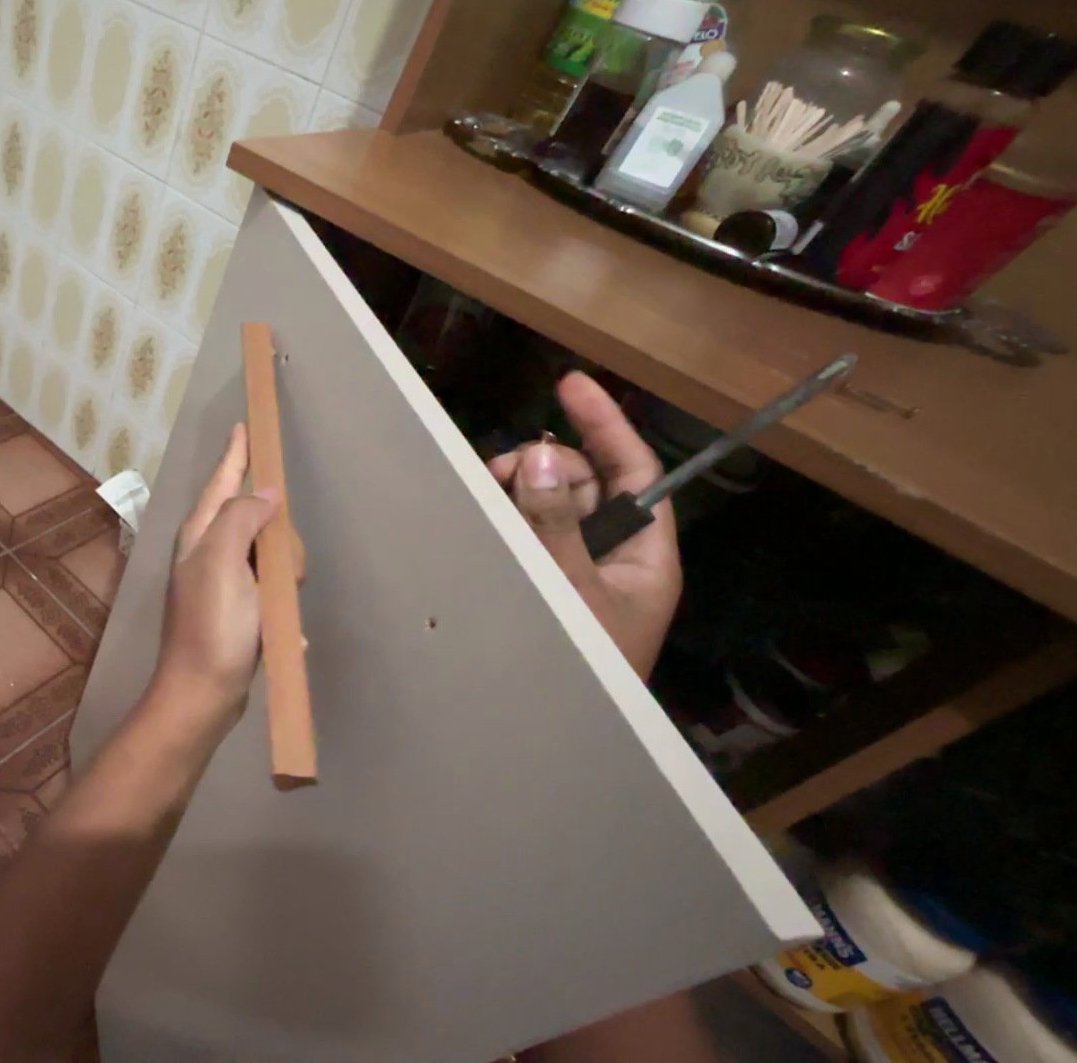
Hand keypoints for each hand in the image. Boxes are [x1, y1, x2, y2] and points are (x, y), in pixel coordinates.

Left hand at [153, 423, 280, 735]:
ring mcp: (224, 582)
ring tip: (278, 609)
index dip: (236, 454)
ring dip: (284, 578)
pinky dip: (280, 608)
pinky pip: (273, 592)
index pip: (222, 482)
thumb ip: (241, 518)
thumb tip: (265, 492)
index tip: (246, 426)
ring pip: (271, 556)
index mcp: (200, 535)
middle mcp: (208, 552)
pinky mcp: (239, 609)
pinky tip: (280, 630)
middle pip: (257, 519)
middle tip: (282, 573)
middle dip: (280, 541)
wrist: (202, 694)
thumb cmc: (212, 626)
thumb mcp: (223, 563)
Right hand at [489, 373, 680, 678]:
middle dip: (543, 467)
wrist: (552, 735)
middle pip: (580, 482)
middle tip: (500, 476)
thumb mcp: (570, 590)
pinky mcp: (540, 583)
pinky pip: (524, 533)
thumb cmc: (581, 666)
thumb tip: (543, 459)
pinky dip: (504, 518)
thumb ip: (554, 525)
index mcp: (640, 552)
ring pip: (545, 506)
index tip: (570, 385)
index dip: (605, 425)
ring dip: (516, 493)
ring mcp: (571, 568)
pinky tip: (479, 520)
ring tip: (485, 501)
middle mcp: (609, 553)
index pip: (632, 470)